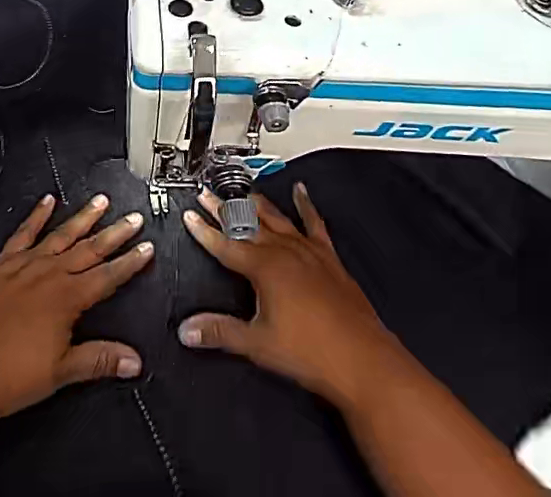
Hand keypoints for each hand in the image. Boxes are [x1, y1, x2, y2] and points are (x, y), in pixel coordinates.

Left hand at [0, 193, 153, 419]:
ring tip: (101, 201)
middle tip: (134, 218)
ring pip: (61, 235)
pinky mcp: (1, 266)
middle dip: (115, 234)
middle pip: (90, 249)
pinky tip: (47, 202)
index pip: (108, 276)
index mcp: (67, 298)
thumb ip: (99, 360)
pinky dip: (36, 216)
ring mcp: (24, 266)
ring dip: (83, 218)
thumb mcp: (60, 372)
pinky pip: (23, 234)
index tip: (147, 248)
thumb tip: (134, 361)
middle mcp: (49, 275)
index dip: (130, 263)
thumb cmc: (6, 375)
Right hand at [179, 183, 409, 406]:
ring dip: (256, 205)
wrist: (361, 358)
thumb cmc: (313, 351)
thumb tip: (188, 330)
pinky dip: (306, 205)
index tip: (190, 217)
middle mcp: (285, 251)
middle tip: (207, 195)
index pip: (224, 245)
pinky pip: (314, 223)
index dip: (204, 231)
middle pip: (246, 224)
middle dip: (223, 210)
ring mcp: (308, 251)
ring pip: (276, 219)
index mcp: (265, 268)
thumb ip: (220, 332)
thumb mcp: (257, 344)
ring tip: (242, 192)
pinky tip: (301, 192)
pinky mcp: (328, 257)